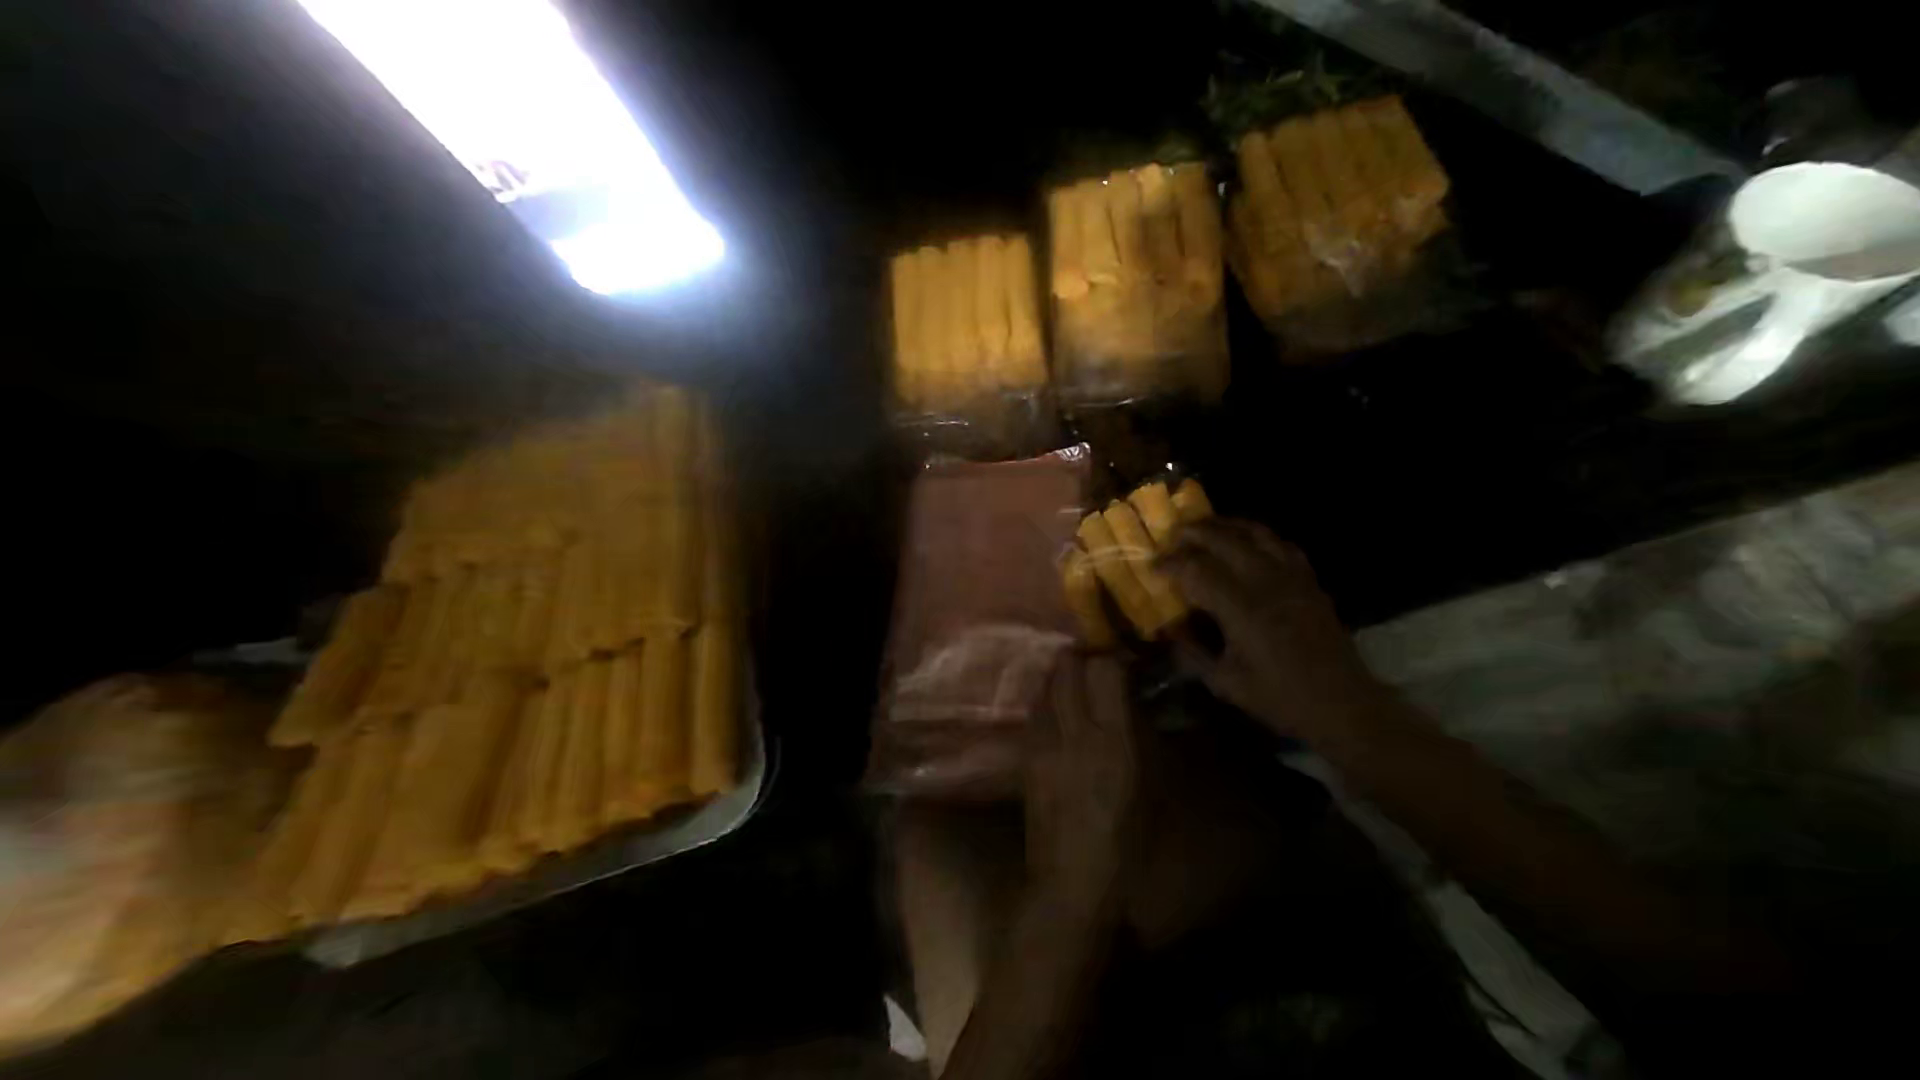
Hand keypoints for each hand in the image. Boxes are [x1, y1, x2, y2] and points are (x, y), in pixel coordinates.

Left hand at [1025, 654, 1139, 898]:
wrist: (1070, 879)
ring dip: (1061, 676)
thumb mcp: (1147, 784)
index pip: (1105, 671)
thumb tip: (1129, 696)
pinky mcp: (1023, 753)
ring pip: (1045, 683)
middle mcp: (1072, 731)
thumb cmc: (1124, 839)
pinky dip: (1047, 700)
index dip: (1114, 657)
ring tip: (1077, 684)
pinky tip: (1059, 712)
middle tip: (1097, 664)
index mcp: (1111, 741)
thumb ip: (1137, 732)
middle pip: (1066, 666)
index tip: (1123, 660)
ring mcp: (1041, 740)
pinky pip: (1034, 709)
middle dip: (1082, 657)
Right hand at [1159, 520, 1380, 741]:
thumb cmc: (1281, 699)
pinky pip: (1281, 544)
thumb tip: (1167, 630)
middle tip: (1170, 538)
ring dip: (1224, 526)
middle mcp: (1266, 583)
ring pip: (1254, 533)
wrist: (1344, 704)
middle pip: (1223, 540)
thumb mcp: (1225, 683)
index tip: (1152, 567)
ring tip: (1202, 527)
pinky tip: (1246, 541)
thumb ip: (1192, 654)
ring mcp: (1291, 578)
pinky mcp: (1309, 580)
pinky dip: (1257, 535)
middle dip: (1192, 534)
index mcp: (1241, 610)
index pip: (1196, 570)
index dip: (1170, 564)